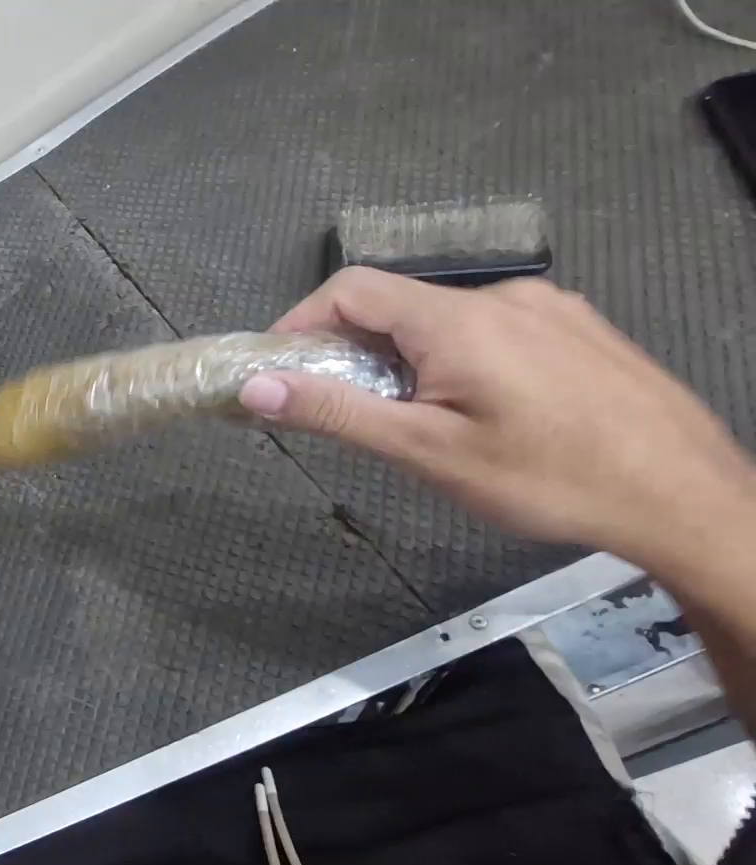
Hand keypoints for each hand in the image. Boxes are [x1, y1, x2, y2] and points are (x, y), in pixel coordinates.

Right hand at [238, 267, 755, 565]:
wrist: (687, 498)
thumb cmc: (546, 477)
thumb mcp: (424, 450)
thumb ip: (336, 412)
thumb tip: (254, 386)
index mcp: (459, 320)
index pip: (350, 289)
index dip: (298, 322)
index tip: (274, 373)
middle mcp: (502, 297)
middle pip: (393, 305)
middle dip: (343, 351)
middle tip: (331, 410)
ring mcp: (547, 310)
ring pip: (438, 321)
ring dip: (395, 359)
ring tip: (401, 420)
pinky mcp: (575, 330)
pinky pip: (484, 331)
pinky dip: (443, 360)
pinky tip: (464, 411)